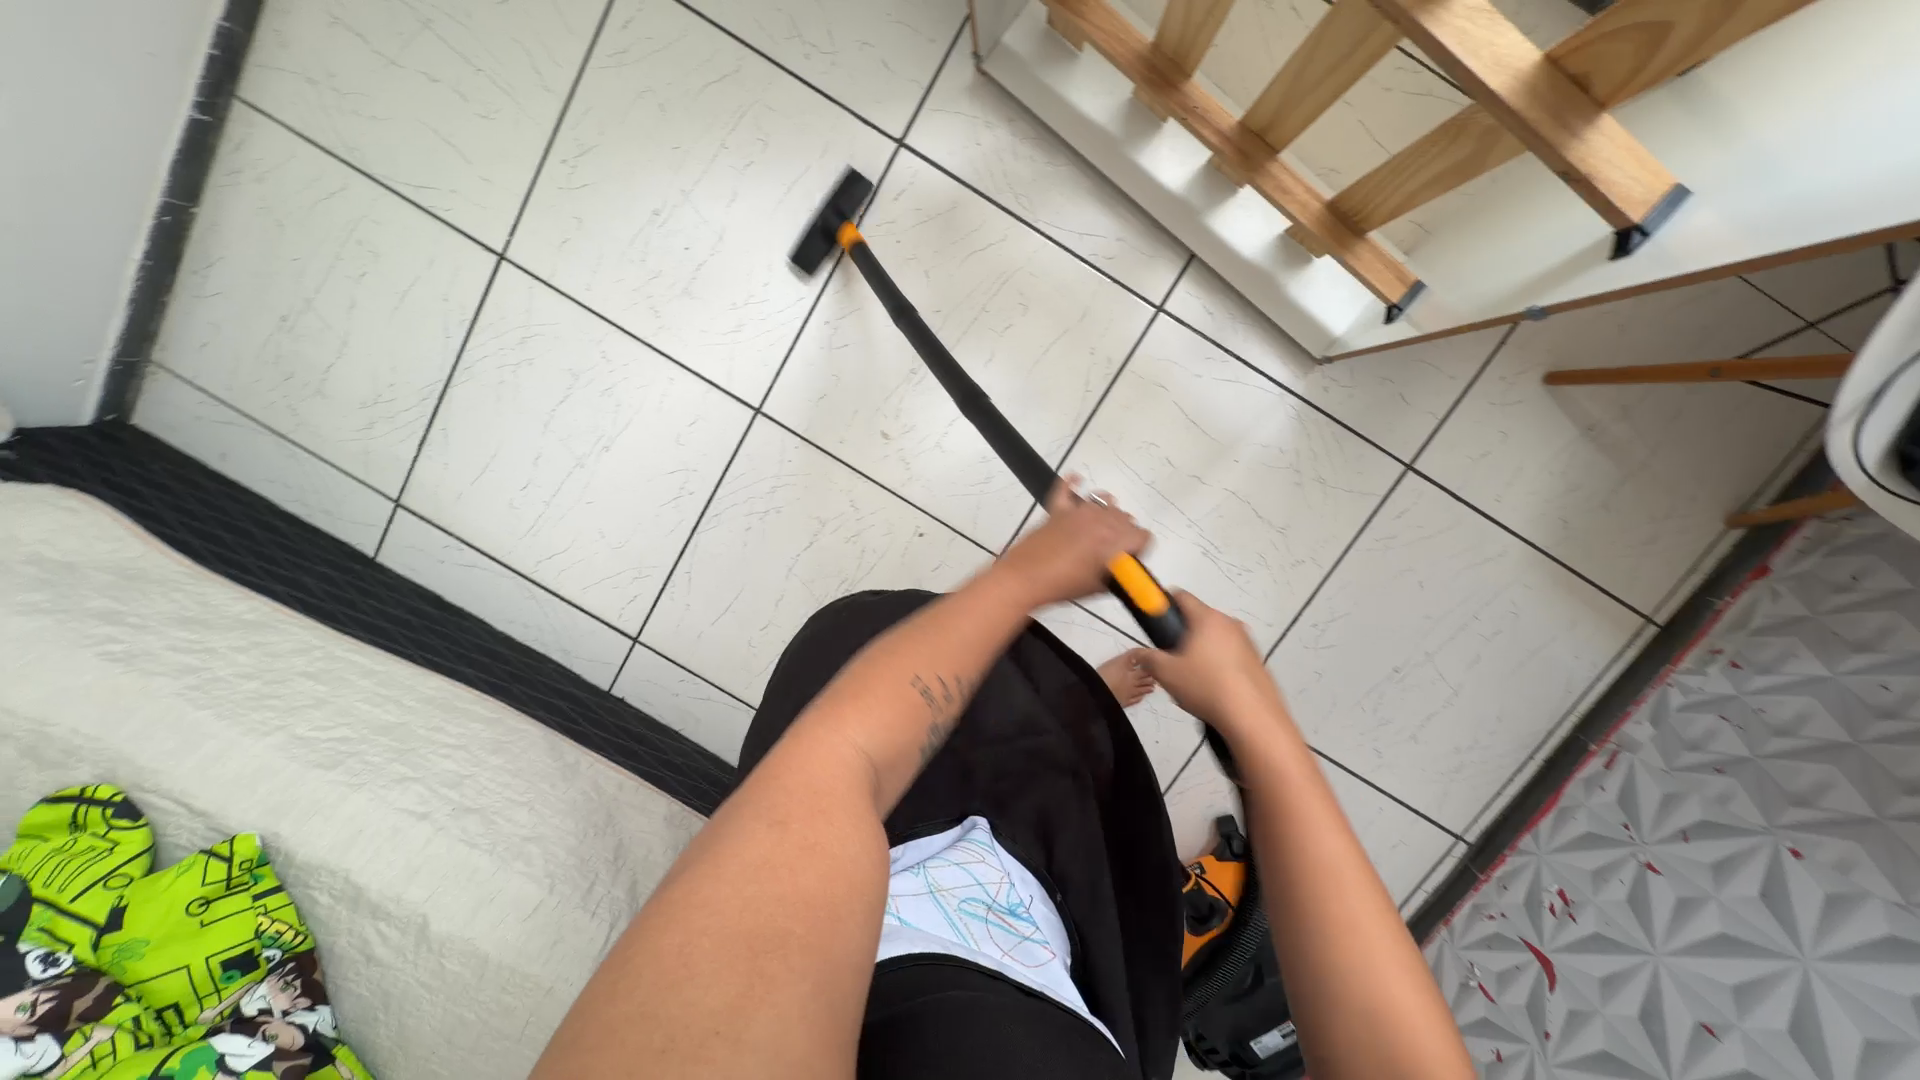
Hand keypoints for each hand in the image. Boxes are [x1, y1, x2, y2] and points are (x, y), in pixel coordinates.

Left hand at [994, 477, 1150, 607]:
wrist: (1025, 578)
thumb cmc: (1064, 585)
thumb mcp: (1100, 586)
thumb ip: (1119, 575)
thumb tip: (1125, 570)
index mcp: (1114, 539)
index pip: (1143, 536)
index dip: (1140, 549)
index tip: (1132, 560)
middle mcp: (1100, 519)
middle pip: (1125, 518)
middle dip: (1125, 533)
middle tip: (1114, 552)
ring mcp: (1077, 511)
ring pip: (1104, 501)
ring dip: (1107, 512)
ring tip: (1101, 529)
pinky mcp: (1057, 509)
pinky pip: (1066, 487)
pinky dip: (1072, 483)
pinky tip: (1077, 480)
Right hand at [1140, 591, 1288, 739]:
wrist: (1253, 717)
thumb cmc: (1206, 686)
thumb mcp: (1166, 674)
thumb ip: (1148, 659)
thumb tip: (1140, 654)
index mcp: (1207, 618)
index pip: (1181, 596)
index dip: (1164, 605)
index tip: (1156, 623)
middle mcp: (1230, 623)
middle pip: (1199, 619)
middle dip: (1183, 635)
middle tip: (1172, 659)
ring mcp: (1247, 641)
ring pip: (1215, 638)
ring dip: (1202, 651)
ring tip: (1193, 679)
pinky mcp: (1258, 660)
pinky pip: (1231, 654)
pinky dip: (1219, 665)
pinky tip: (1214, 689)